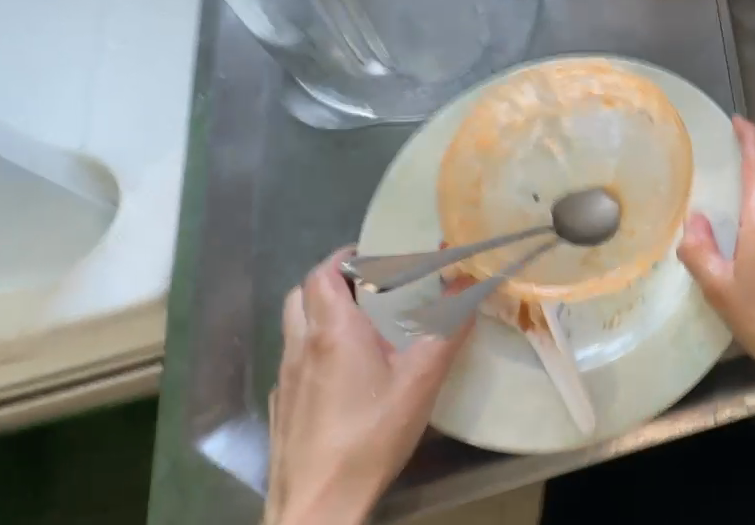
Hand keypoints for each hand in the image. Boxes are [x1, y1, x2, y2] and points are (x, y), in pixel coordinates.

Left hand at [266, 247, 472, 524]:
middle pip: (301, 296)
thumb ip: (448, 325)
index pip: (323, 276)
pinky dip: (317, 346)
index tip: (373, 254)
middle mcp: (301, 349)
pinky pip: (296, 359)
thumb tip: (471, 283)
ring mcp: (286, 380)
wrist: (318, 505)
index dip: (344, 258)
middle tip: (370, 283)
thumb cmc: (372, 433)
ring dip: (323, 312)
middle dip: (332, 281)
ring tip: (366, 322)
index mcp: (333, 333)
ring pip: (295, 327)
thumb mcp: (423, 377)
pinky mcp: (283, 406)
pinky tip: (349, 369)